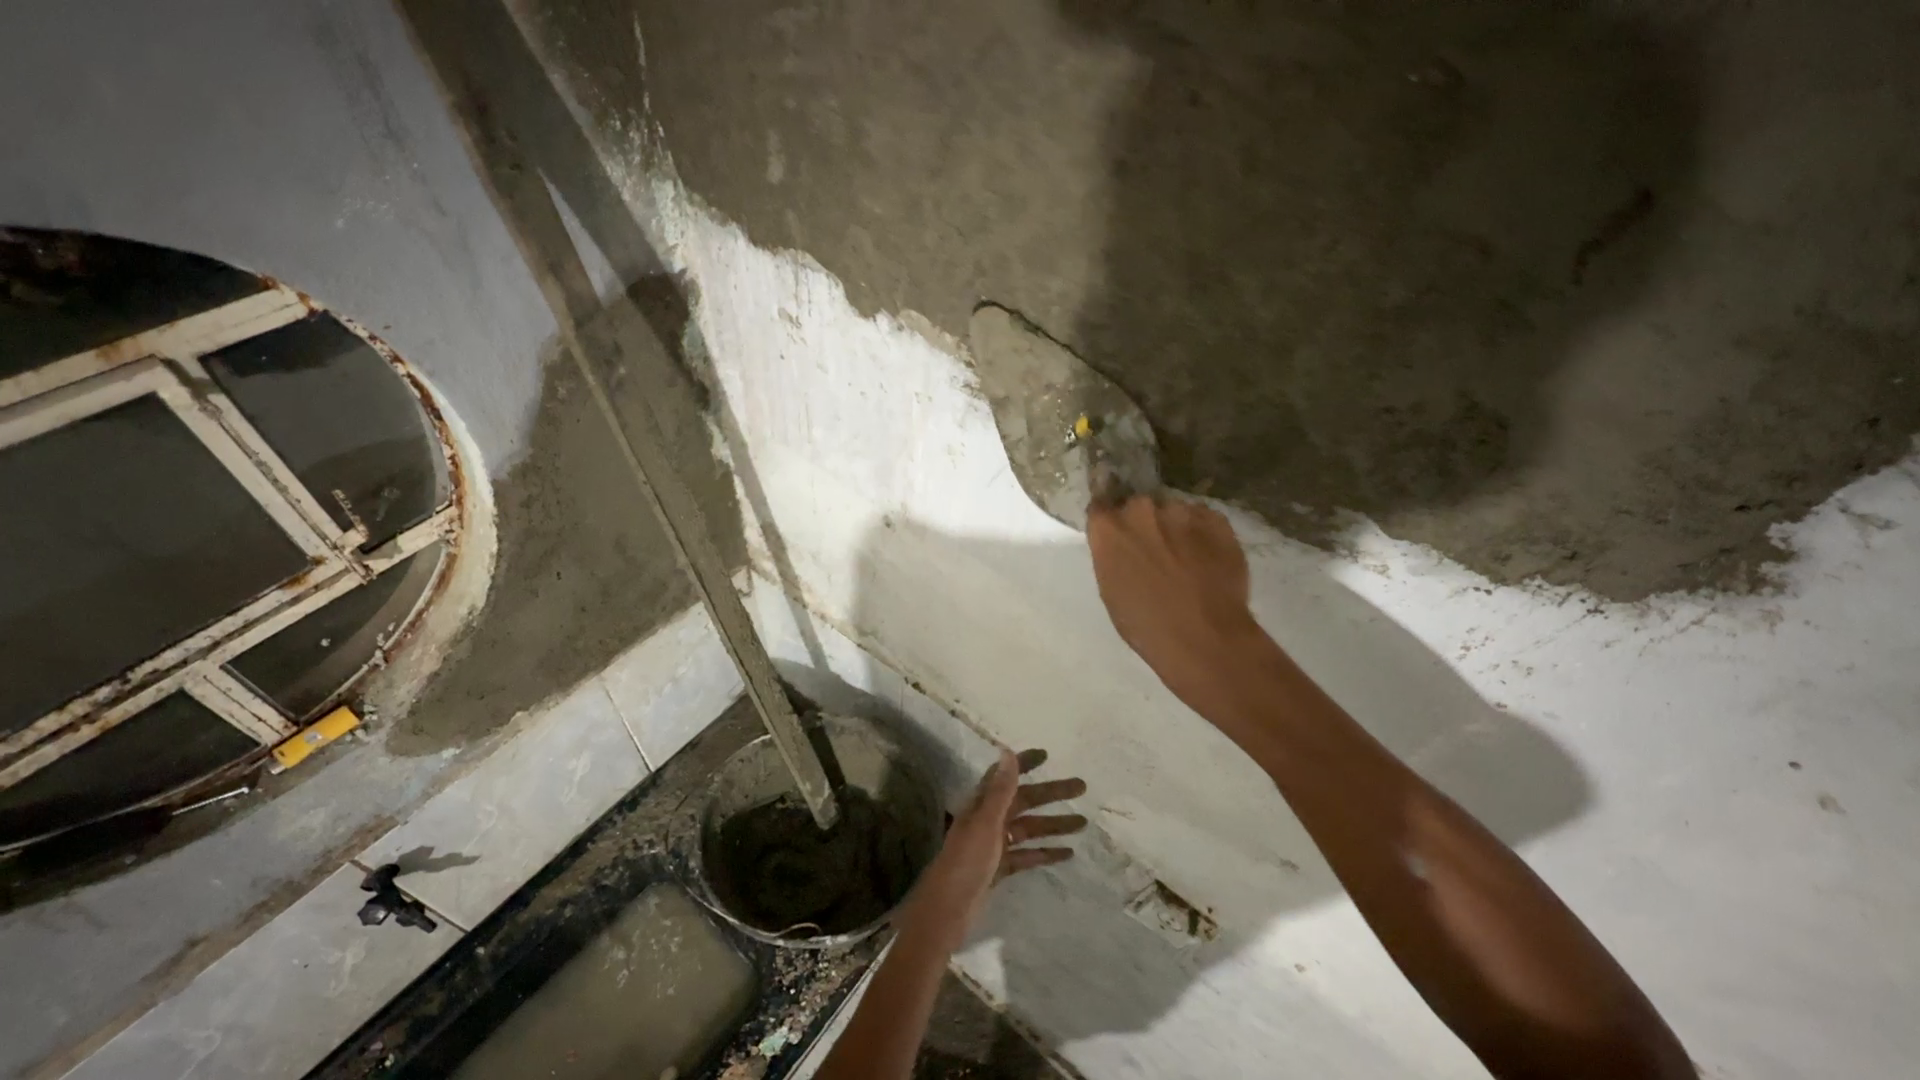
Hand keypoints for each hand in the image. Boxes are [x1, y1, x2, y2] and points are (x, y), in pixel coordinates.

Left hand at [896, 749, 1086, 952]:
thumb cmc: (966, 862)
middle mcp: (988, 821)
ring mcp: (994, 846)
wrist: (948, 910)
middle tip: (1081, 787)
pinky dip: (1045, 852)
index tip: (1047, 756)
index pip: (1004, 776)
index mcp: (981, 806)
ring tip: (1083, 823)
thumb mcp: (986, 823)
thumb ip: (1000, 790)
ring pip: (1029, 829)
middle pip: (1024, 802)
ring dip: (1054, 824)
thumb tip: (1007, 752)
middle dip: (1051, 794)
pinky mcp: (1000, 869)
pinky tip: (1068, 853)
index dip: (1023, 764)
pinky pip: (1027, 855)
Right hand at [1086, 494, 1261, 712]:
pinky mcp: (1216, 520)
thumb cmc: (1146, 625)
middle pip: (1139, 507)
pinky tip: (1208, 561)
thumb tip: (1122, 546)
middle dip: (1144, 524)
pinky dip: (1203, 534)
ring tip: (1186, 559)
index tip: (1118, 538)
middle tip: (1155, 552)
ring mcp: (1182, 511)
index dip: (1111, 523)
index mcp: (1109, 529)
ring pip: (1174, 512)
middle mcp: (1142, 509)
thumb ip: (1112, 556)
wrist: (1204, 637)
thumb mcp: (1111, 591)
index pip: (1101, 509)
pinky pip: (1204, 520)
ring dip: (1175, 528)